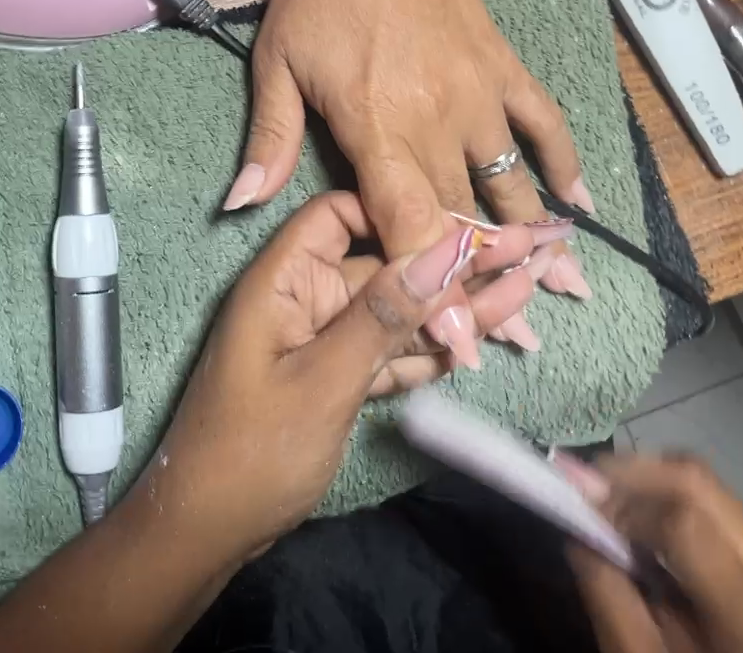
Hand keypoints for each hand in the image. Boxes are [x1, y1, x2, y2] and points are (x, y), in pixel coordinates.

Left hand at [143, 192, 538, 563]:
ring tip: (530, 284)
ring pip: (397, 311)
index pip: (340, 215)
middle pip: (383, 265)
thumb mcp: (323, 379)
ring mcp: (323, 339)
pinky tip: (488, 331)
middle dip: (452, 261)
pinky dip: (434, 347)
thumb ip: (383, 315)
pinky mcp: (336, 376)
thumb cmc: (255, 449)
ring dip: (457, 305)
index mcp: (283, 280)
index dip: (396, 212)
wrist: (210, 528)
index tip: (461, 222)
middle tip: (532, 248)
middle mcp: (305, 298)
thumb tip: (442, 248)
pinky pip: (390, 351)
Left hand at [227, 0, 593, 361]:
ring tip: (564, 292)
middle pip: (467, 218)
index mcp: (378, 128)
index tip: (462, 347)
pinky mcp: (502, 68)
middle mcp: (437, 122)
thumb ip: (267, 140)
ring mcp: (479, 95)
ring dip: (537, 240)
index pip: (411, 225)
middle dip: (491, 285)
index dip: (435, 291)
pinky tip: (579, 203)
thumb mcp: (276, 64)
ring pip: (512, 182)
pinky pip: (542, 122)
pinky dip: (563, 163)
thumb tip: (240, 204)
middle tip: (521, 343)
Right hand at [563, 456, 742, 652]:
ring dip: (647, 481)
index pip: (683, 522)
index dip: (623, 503)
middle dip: (629, 472)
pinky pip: (713, 500)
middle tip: (585, 488)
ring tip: (613, 505)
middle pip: (696, 483)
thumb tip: (575, 519)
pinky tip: (646, 522)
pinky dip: (667, 497)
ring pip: (703, 482)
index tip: (580, 508)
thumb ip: (605, 589)